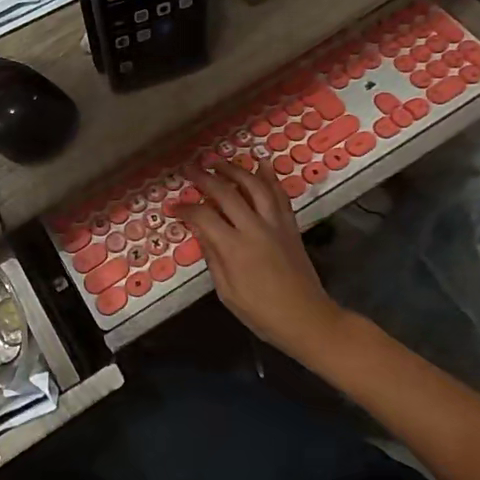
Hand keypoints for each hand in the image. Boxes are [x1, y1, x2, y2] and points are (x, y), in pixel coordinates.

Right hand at [177, 161, 349, 359]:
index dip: (184, 208)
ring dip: (234, 169)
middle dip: (204, 178)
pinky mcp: (290, 226)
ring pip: (255, 187)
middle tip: (189, 168)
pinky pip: (279, 195)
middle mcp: (255, 229)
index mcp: (234, 248)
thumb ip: (212, 255)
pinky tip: (261, 163)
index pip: (203, 216)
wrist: (308, 319)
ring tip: (218, 160)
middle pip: (226, 193)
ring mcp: (276, 225)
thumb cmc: (261, 313)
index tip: (172, 207)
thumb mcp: (226, 290)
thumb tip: (199, 230)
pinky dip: (269, 177)